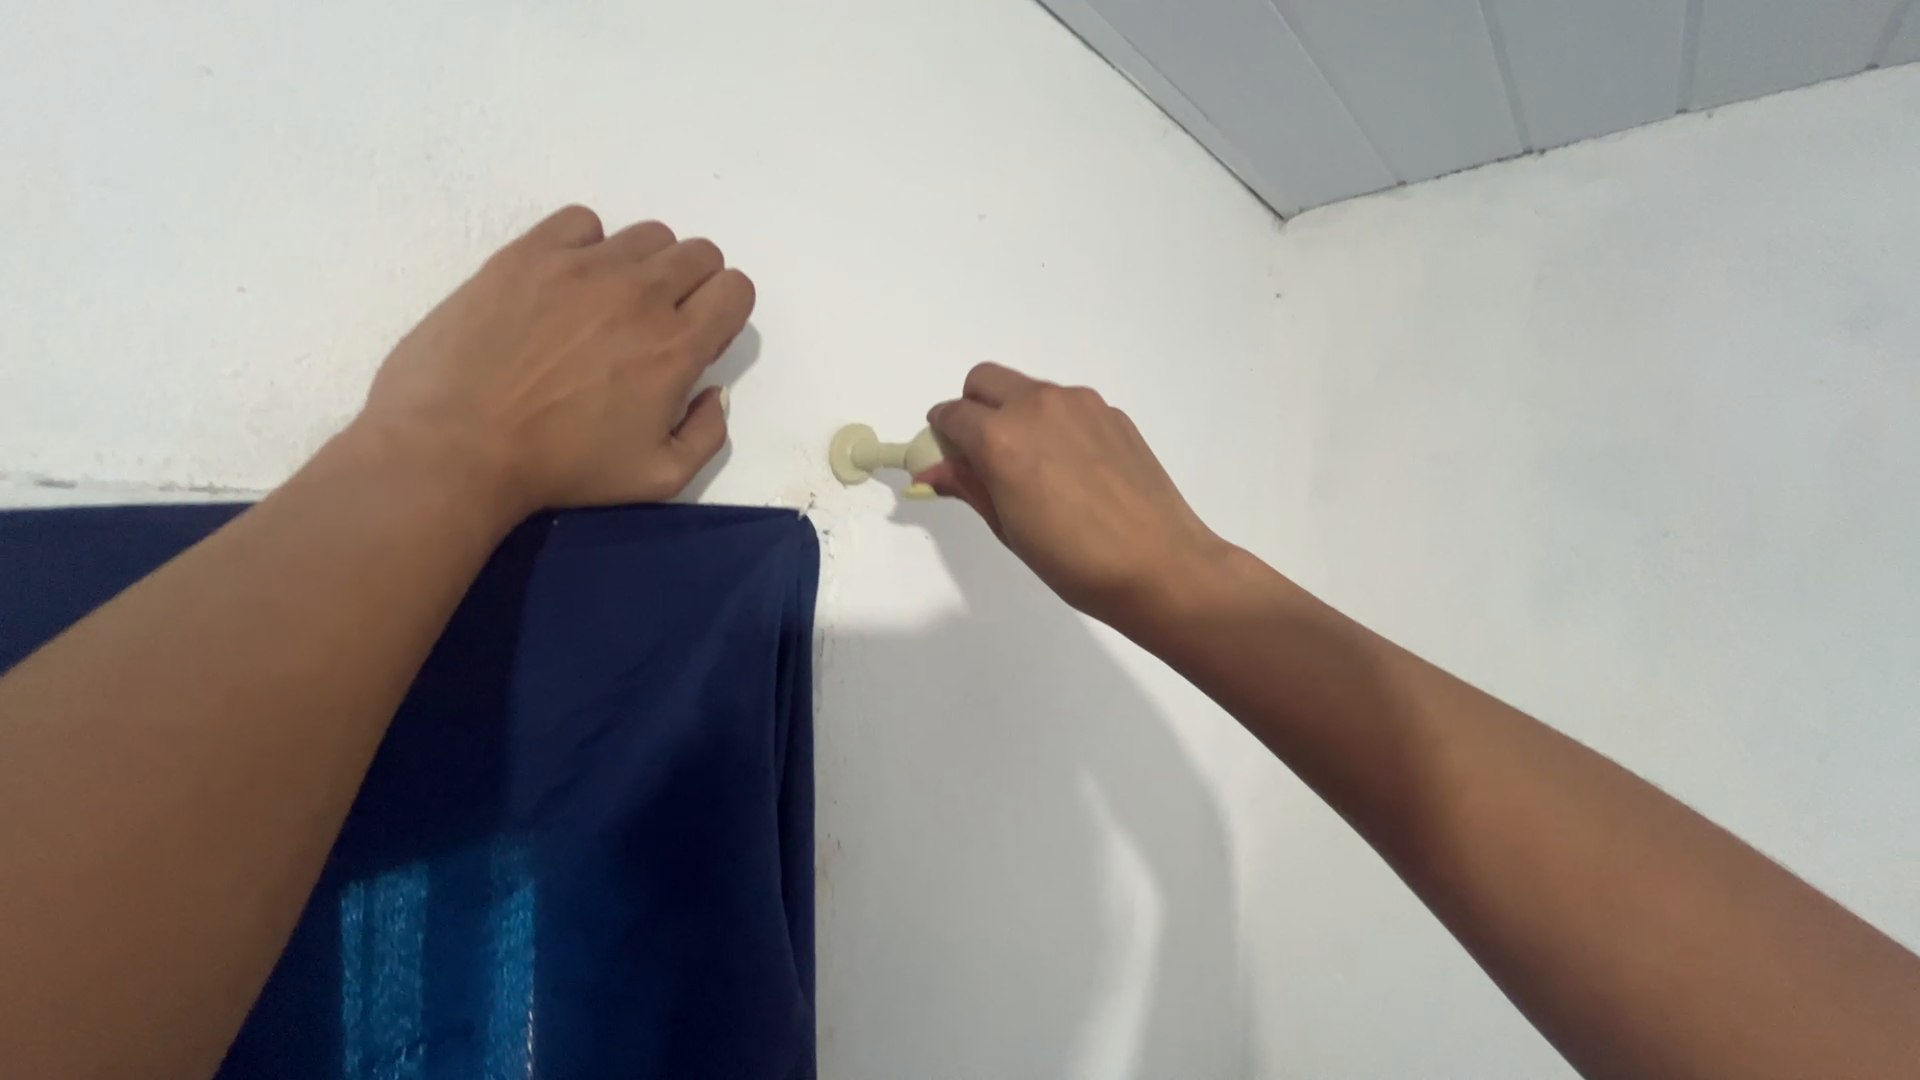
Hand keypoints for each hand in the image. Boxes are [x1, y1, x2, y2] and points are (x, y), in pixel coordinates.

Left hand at [353, 206, 753, 516]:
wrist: (457, 446)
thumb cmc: (564, 468)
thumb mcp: (662, 478)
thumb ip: (708, 433)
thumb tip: (713, 392)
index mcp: (676, 347)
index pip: (736, 289)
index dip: (728, 312)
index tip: (703, 339)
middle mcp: (638, 294)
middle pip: (700, 253)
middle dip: (697, 285)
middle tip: (662, 324)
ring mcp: (580, 266)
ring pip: (648, 235)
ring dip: (648, 265)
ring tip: (613, 305)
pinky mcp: (527, 254)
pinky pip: (582, 222)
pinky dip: (590, 246)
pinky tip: (570, 284)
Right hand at [919, 363, 1241, 629]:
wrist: (1159, 564)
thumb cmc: (1072, 561)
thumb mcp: (1008, 528)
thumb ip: (968, 486)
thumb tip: (931, 470)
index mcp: (1001, 437)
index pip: (951, 414)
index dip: (941, 436)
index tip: (948, 461)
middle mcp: (1037, 405)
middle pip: (984, 380)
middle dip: (972, 408)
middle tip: (983, 455)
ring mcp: (1080, 404)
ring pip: (1027, 389)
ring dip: (1014, 414)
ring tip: (1036, 468)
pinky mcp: (1111, 413)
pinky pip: (1065, 406)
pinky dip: (1053, 424)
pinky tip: (1074, 471)